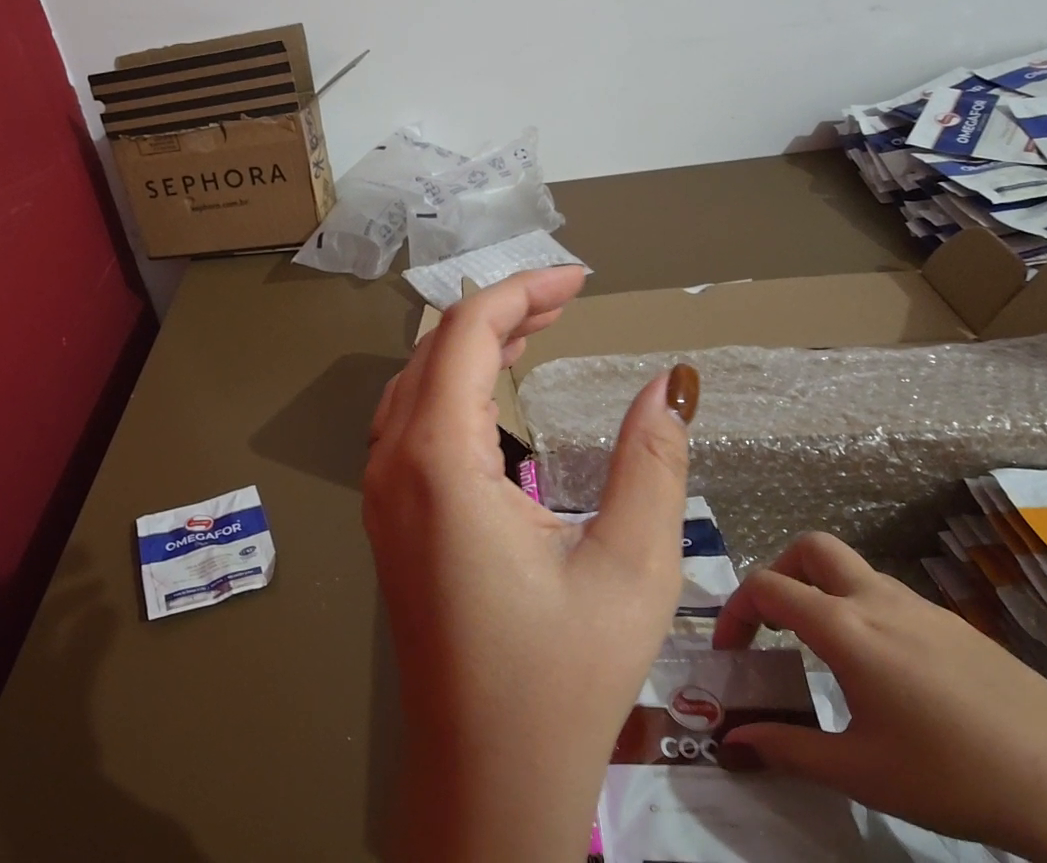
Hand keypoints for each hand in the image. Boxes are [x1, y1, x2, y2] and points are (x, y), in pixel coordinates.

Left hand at [363, 267, 696, 862]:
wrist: (485, 768)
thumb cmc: (560, 677)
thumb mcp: (630, 567)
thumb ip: (650, 462)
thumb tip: (665, 384)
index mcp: (437, 463)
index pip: (463, 335)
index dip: (520, 291)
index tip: (578, 277)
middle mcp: (391, 466)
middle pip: (431, 352)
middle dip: (496, 314)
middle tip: (565, 300)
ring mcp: (381, 495)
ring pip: (412, 386)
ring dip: (468, 350)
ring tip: (535, 333)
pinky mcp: (389, 521)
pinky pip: (407, 427)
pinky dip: (448, 392)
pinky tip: (491, 399)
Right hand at [713, 532, 1046, 861]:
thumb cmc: (954, 777)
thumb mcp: (859, 772)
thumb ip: (786, 748)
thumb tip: (732, 740)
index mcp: (845, 629)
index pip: (766, 587)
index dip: (734, 611)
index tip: (733, 653)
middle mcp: (879, 603)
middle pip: (811, 549)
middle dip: (779, 573)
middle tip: (774, 623)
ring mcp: (926, 610)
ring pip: (855, 571)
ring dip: (823, 593)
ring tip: (823, 652)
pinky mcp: (961, 628)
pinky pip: (893, 599)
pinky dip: (865, 613)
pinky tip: (885, 672)